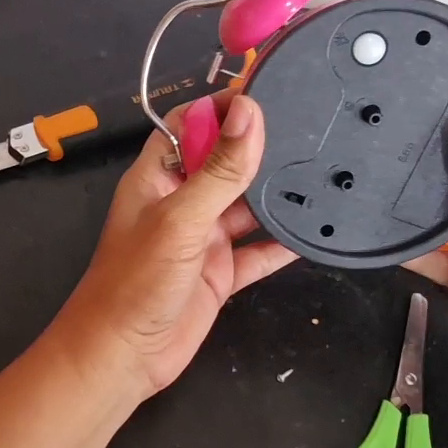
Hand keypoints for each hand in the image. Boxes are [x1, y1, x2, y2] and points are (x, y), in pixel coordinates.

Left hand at [46, 92, 297, 402]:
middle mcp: (182, 201)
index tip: (270, 91)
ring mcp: (202, 238)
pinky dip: (281, 243)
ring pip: (245, 206)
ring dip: (276, 193)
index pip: (191, 124)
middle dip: (259, 147)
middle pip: (224, 162)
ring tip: (323, 168)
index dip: (224, 107)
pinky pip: (257, 251)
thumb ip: (218, 169)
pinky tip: (314, 229)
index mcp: (158, 176)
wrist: (123, 356)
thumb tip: (249, 111)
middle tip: (312, 127)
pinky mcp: (220, 273)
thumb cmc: (137, 281)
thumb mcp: (180, 218)